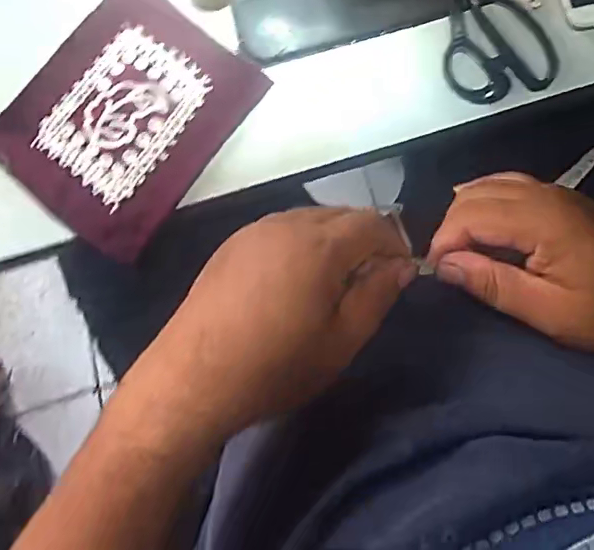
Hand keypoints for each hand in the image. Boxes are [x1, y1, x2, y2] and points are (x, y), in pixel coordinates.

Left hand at [114, 208, 414, 450]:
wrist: (192, 378)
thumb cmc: (275, 366)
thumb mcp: (340, 341)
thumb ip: (377, 295)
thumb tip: (402, 265)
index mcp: (321, 244)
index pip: (373, 222)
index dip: (394, 242)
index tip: (400, 271)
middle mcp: (290, 222)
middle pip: (343, 214)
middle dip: (365, 238)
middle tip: (369, 279)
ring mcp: (258, 228)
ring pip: (312, 218)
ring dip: (333, 239)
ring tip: (331, 281)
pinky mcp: (235, 241)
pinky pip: (283, 228)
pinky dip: (302, 242)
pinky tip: (292, 279)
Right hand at [426, 172, 593, 354]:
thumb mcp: (553, 312)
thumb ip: (495, 285)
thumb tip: (445, 266)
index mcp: (537, 217)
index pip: (467, 215)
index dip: (443, 243)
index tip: (438, 277)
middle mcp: (540, 192)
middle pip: (472, 195)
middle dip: (450, 228)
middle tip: (449, 269)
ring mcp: (552, 190)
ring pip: (487, 184)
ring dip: (465, 213)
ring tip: (461, 251)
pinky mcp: (560, 195)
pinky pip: (506, 184)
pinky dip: (484, 199)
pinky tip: (482, 222)